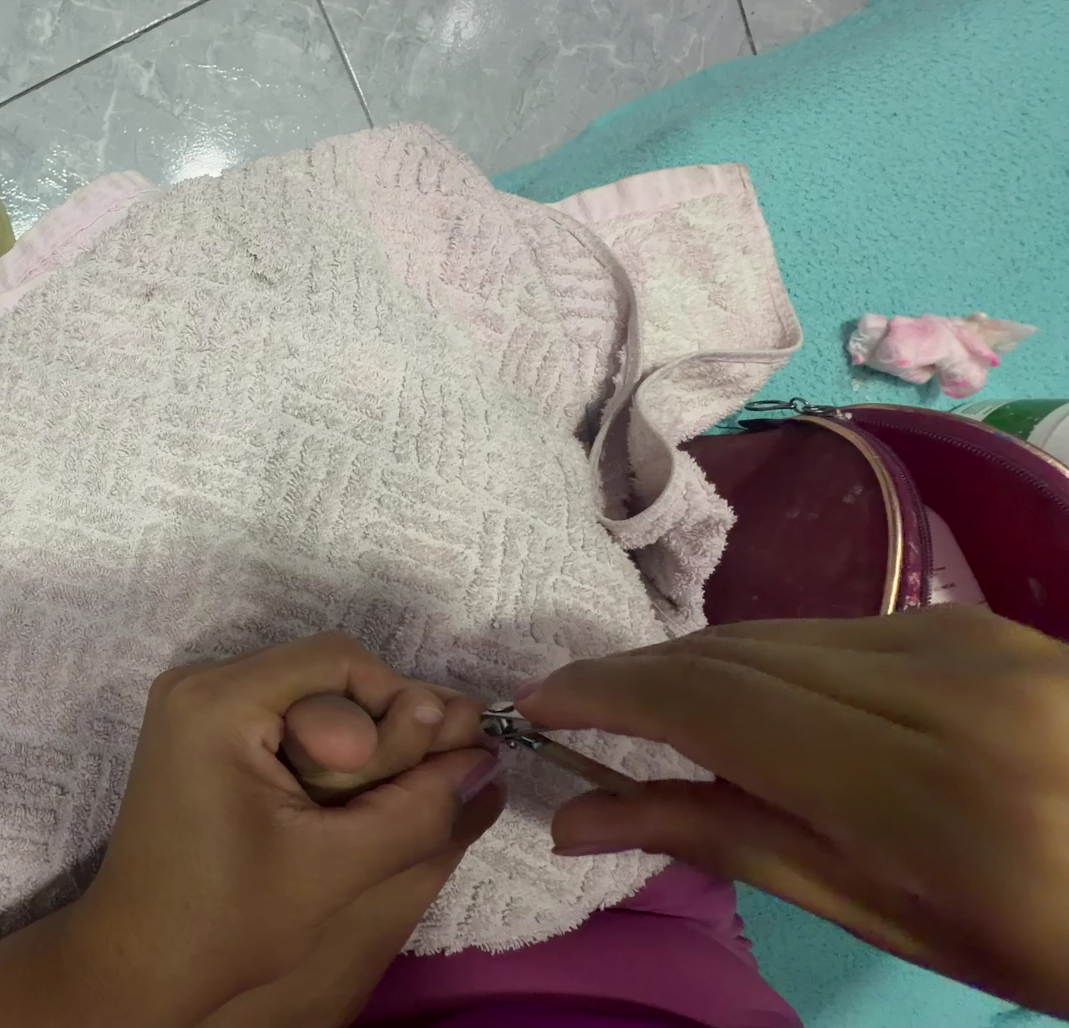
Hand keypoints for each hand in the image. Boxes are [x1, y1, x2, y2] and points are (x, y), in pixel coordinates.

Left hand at [70, 632, 501, 1026]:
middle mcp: (198, 680)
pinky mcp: (196, 724)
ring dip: (346, 744)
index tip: (432, 763)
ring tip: (360, 809)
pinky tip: (324, 802)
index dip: (398, 701)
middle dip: (372, 730)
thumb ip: (416, 806)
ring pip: (302, 693)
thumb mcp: (336, 866)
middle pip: (319, 673)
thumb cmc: (229, 918)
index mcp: (217, 699)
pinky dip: (312, 749)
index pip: (336, 658)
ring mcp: (192, 700)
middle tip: (403, 793)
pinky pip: (276, 711)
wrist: (142, 954)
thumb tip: (481, 751)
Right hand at [516, 606, 1068, 1016]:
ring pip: (754, 636)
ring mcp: (961, 640)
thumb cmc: (1043, 934)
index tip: (535, 704)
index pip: (713, 707)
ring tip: (640, 706)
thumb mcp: (876, 911)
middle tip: (568, 707)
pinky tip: (740, 696)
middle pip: (720, 656)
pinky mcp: (961, 618)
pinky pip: (805, 630)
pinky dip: (743, 660)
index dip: (604, 694)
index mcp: (933, 795)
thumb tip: (572, 820)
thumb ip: (713, 840)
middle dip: (626, 677)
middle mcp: (947, 692)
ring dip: (677, 667)